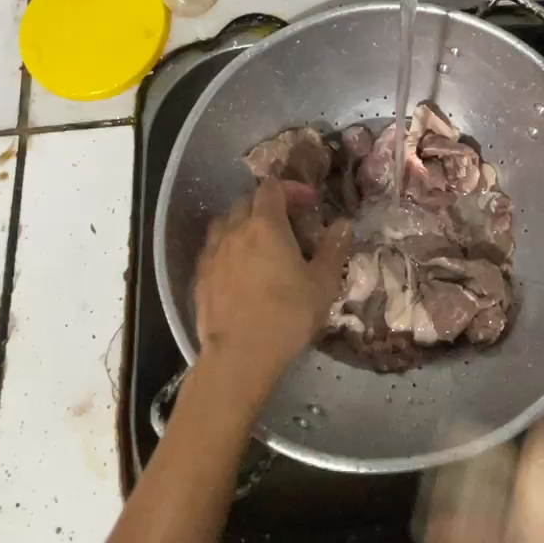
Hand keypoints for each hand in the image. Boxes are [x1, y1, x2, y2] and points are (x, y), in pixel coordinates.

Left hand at [195, 178, 352, 384]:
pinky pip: (213, 249)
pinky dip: (227, 248)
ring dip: (242, 224)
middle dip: (267, 205)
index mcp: (265, 225)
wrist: (239, 356)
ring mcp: (213, 252)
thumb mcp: (322, 284)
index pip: (273, 188)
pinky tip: (238, 269)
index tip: (308, 202)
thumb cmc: (287, 315)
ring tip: (258, 243)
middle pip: (247, 201)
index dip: (291, 189)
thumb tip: (343, 224)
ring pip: (225, 222)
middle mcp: (235, 230)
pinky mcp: (200, 276)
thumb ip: (333, 249)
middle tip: (287, 225)